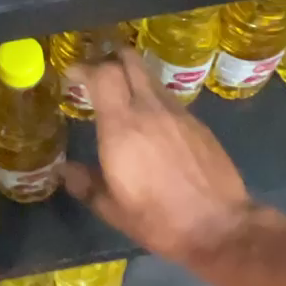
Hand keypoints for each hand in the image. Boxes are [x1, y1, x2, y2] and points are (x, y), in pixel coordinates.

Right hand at [61, 54, 258, 262]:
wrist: (219, 226)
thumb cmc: (159, 221)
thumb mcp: (113, 210)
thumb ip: (86, 184)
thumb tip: (66, 170)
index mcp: (122, 128)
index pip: (102, 75)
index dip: (84, 68)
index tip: (72, 73)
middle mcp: (150, 110)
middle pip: (130, 63)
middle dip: (110, 58)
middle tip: (97, 70)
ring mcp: (178, 114)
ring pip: (151, 79)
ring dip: (133, 77)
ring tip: (122, 94)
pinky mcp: (198, 123)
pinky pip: (168, 99)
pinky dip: (153, 98)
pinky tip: (151, 120)